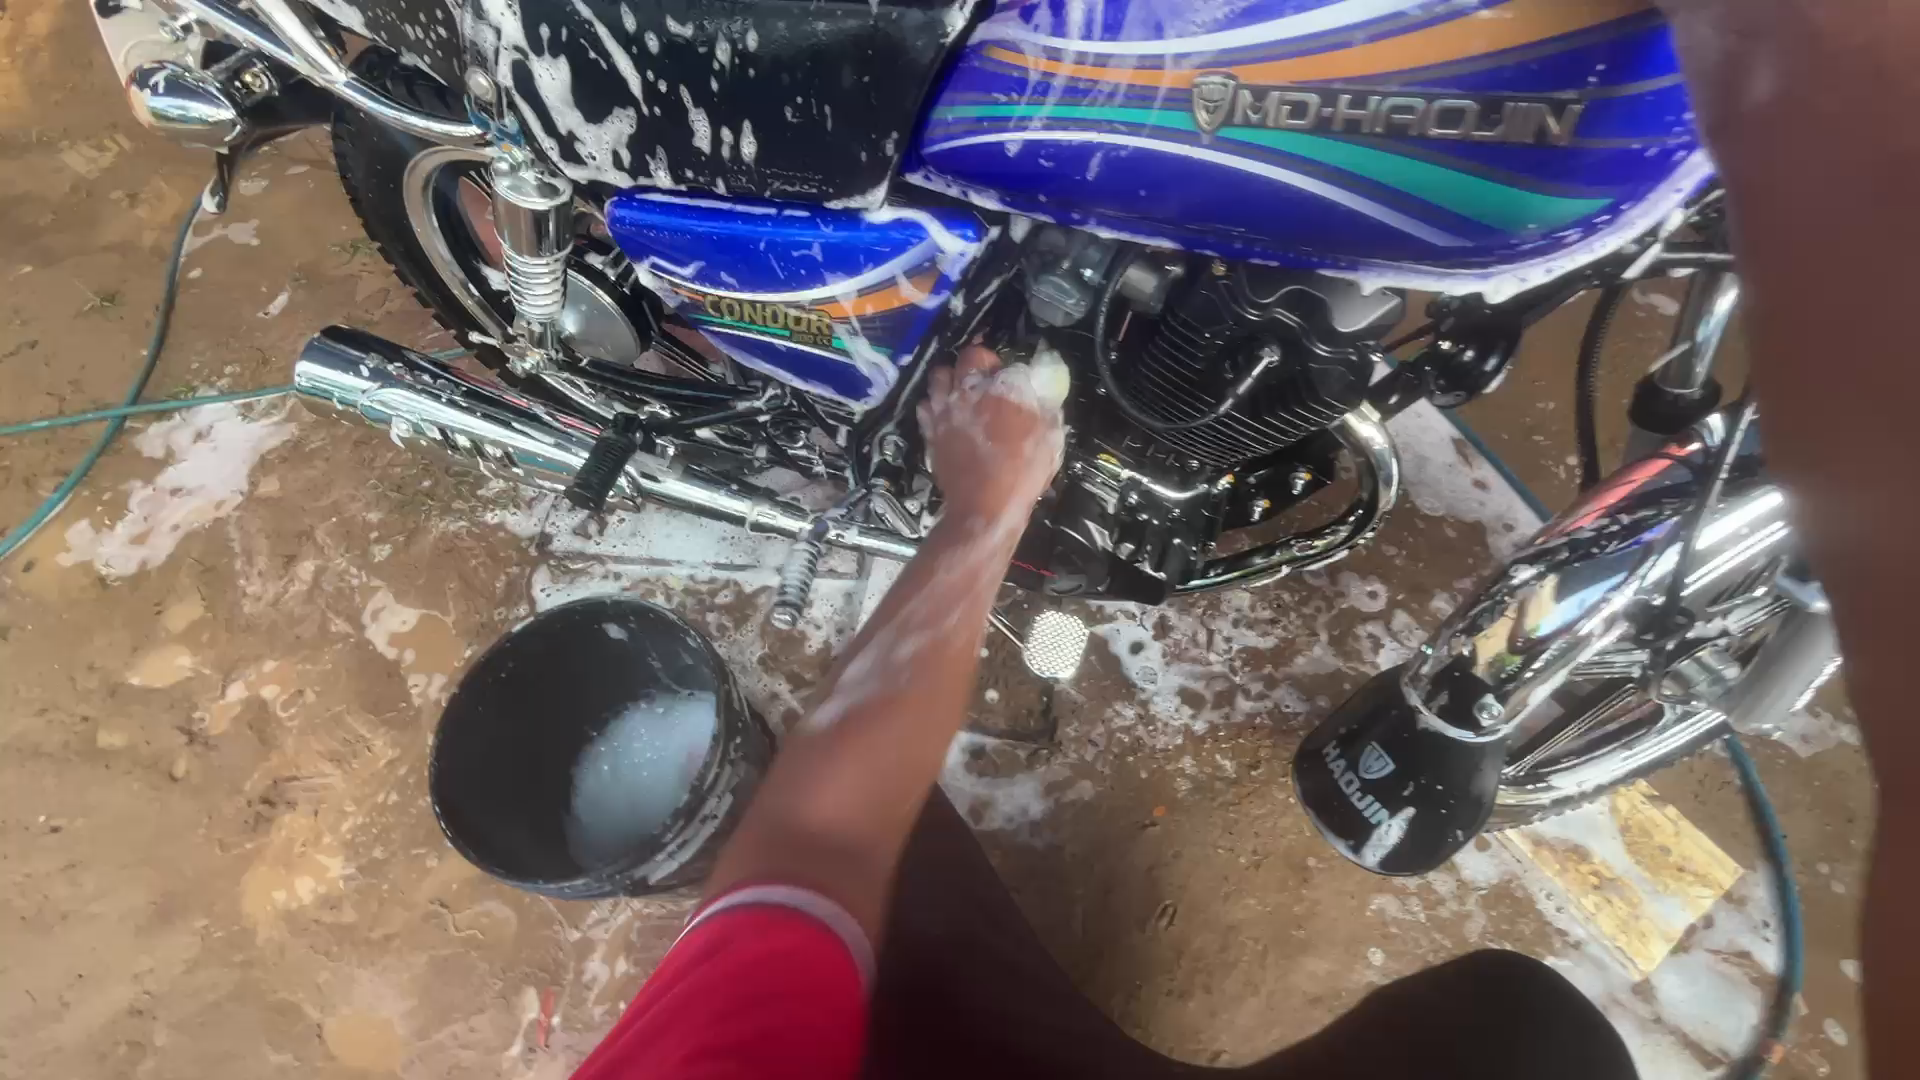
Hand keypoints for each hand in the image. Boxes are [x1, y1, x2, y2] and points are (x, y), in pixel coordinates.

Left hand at [916, 345, 1064, 523]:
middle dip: (979, 362)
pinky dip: (936, 404)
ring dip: (952, 377)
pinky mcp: (930, 432)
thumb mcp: (1049, 437)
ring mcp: (944, 411)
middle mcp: (968, 392)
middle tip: (989, 379)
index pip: (1006, 362)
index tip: (1015, 380)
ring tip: (964, 391)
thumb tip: (1041, 389)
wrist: (983, 508)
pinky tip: (948, 414)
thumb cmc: (1022, 473)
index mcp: (1001, 389)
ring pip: (940, 375)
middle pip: (967, 357)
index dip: (1009, 367)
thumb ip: (1045, 406)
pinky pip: (926, 405)